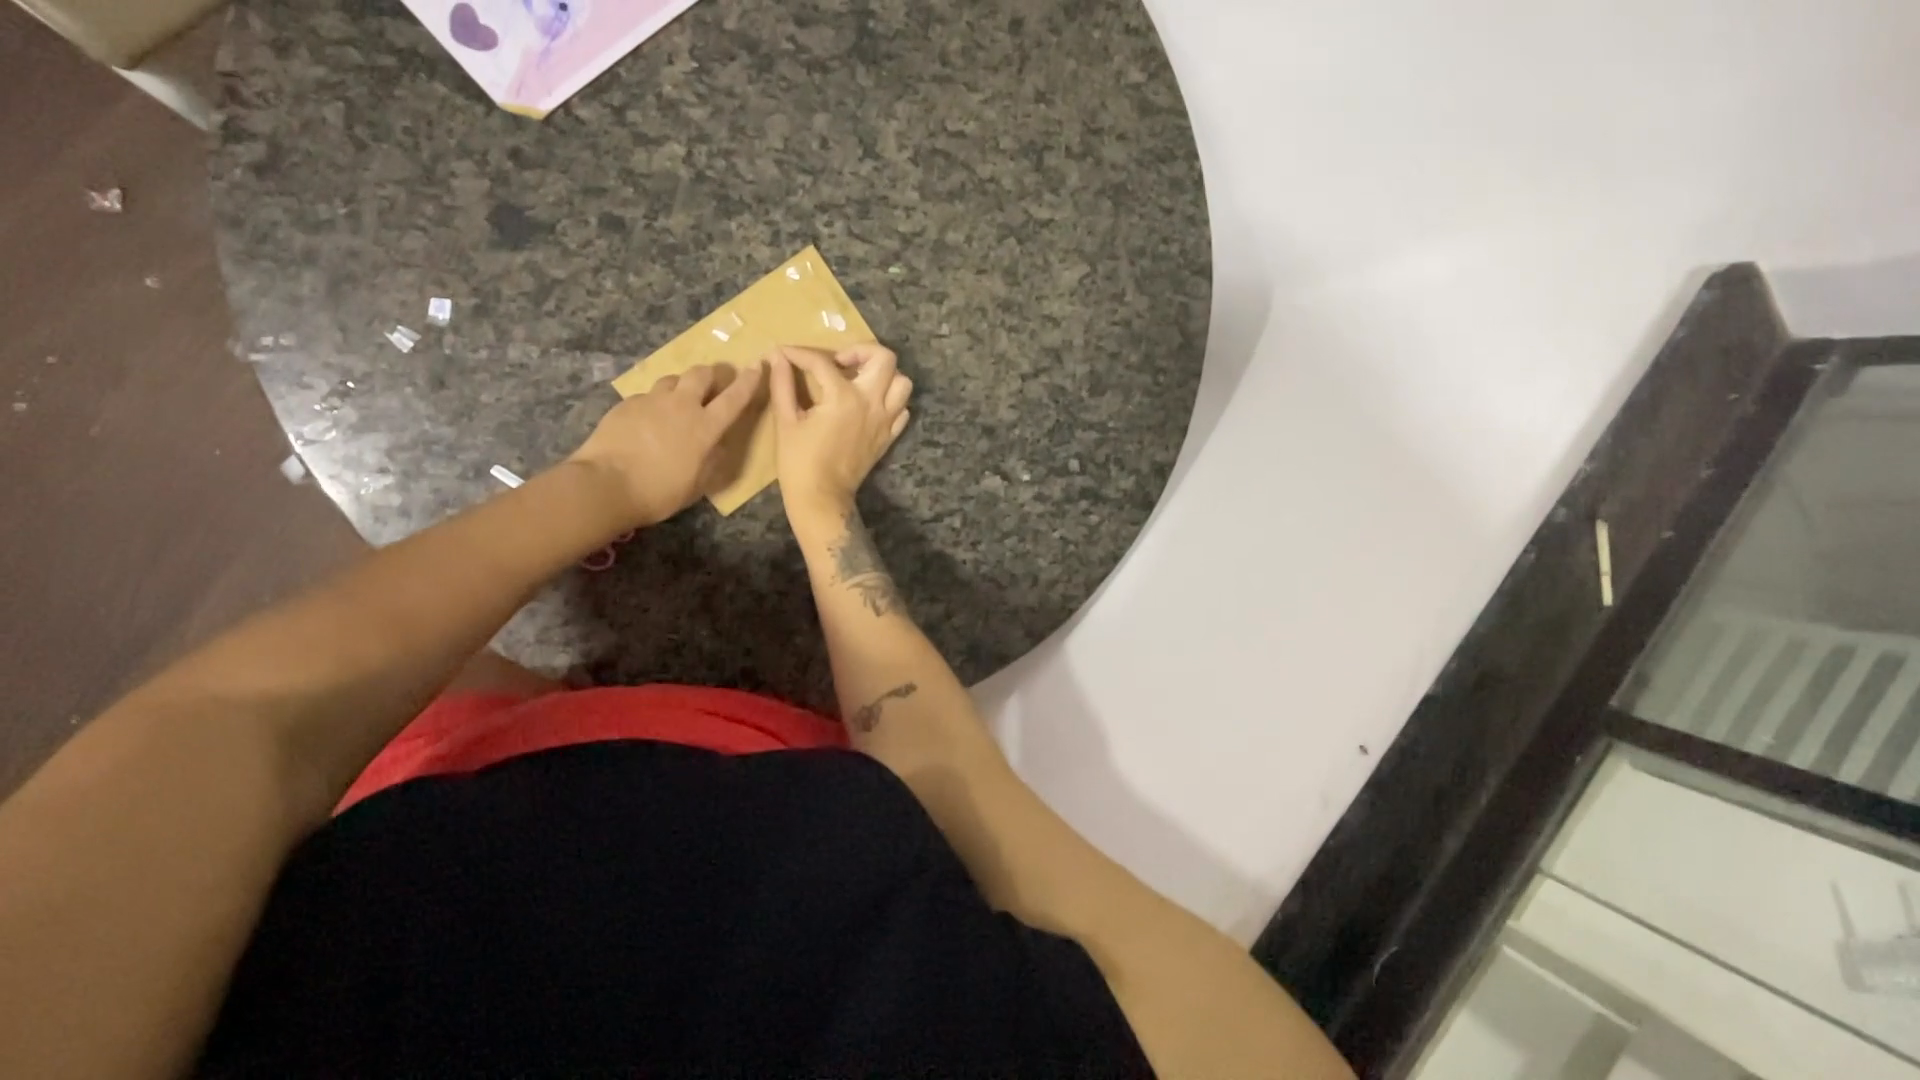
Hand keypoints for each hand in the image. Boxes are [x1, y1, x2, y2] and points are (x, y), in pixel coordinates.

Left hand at [567, 362, 764, 527]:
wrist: (606, 484)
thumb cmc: (659, 492)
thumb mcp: (698, 484)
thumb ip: (713, 460)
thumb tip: (719, 445)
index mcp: (705, 427)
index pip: (734, 397)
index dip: (748, 381)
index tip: (757, 366)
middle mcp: (681, 406)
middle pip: (701, 374)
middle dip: (712, 374)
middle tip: (714, 383)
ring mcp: (651, 401)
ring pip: (672, 380)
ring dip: (681, 386)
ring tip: (679, 401)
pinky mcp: (627, 404)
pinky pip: (647, 396)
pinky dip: (654, 403)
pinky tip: (647, 421)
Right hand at [769, 343, 911, 529]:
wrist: (821, 498)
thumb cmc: (799, 462)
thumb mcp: (786, 420)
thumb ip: (783, 384)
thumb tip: (777, 357)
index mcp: (843, 397)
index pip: (822, 362)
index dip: (799, 353)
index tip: (784, 353)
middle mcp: (871, 403)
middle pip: (884, 358)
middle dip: (861, 351)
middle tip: (840, 362)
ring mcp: (885, 420)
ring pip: (902, 382)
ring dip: (883, 375)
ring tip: (860, 380)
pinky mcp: (889, 436)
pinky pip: (902, 409)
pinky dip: (891, 400)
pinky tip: (869, 404)